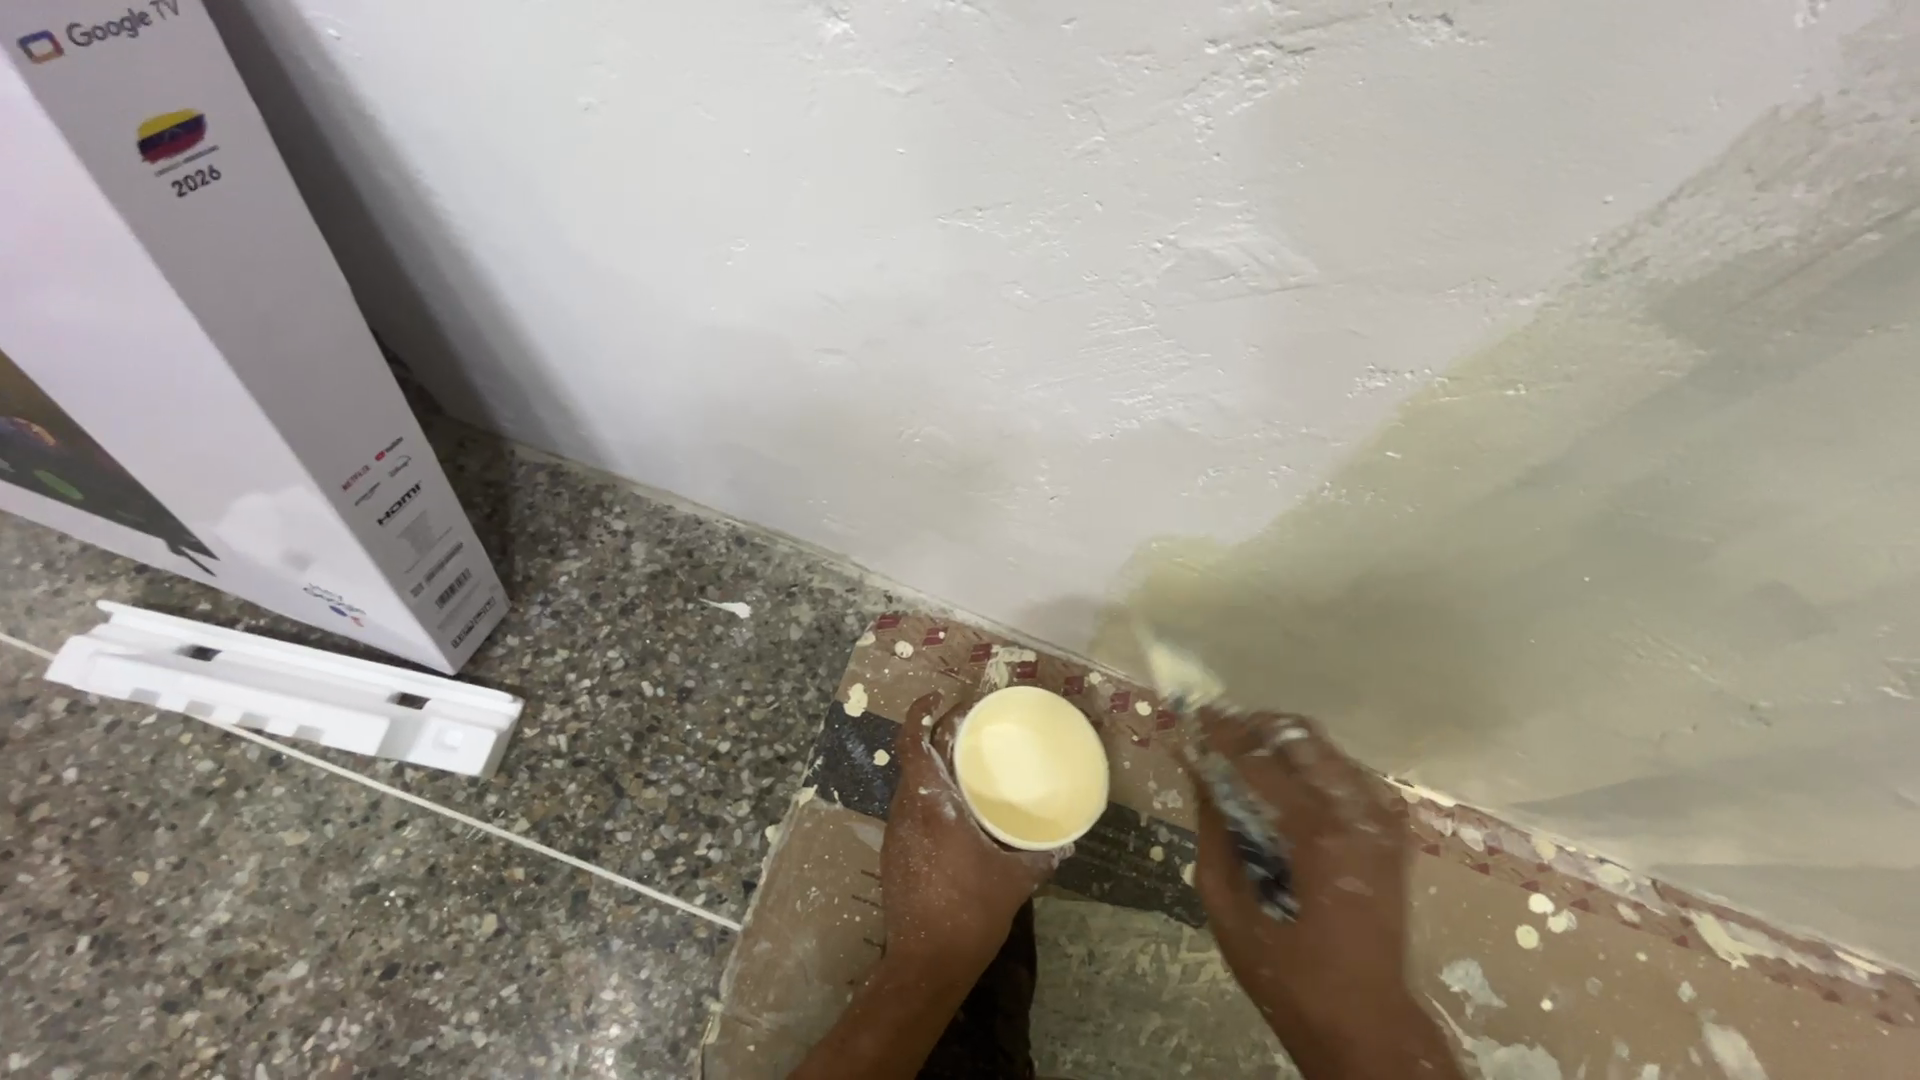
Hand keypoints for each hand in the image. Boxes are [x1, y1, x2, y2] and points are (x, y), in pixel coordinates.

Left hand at [880, 691, 1067, 977]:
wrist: (925, 964)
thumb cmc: (969, 911)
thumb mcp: (1014, 880)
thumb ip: (1040, 856)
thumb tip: (1066, 844)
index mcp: (929, 803)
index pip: (912, 741)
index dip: (921, 712)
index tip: (942, 697)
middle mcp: (906, 810)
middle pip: (914, 760)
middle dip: (938, 739)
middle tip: (970, 730)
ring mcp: (896, 834)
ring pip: (912, 787)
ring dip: (934, 771)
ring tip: (967, 768)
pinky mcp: (895, 856)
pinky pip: (912, 812)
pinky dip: (930, 801)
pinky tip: (956, 815)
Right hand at [1188, 710, 1460, 1078]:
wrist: (1366, 1022)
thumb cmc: (1286, 972)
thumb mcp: (1226, 904)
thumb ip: (1213, 831)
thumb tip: (1199, 774)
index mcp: (1315, 834)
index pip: (1257, 760)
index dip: (1220, 734)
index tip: (1193, 715)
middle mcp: (1357, 815)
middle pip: (1302, 739)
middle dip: (1255, 727)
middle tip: (1219, 730)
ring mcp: (1383, 823)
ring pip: (1329, 751)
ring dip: (1284, 743)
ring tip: (1247, 751)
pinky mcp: (1394, 836)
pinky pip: (1352, 776)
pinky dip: (1317, 767)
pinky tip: (1291, 782)